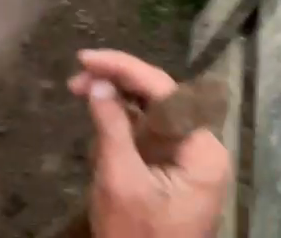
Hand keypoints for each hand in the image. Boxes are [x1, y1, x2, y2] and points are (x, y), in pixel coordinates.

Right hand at [67, 49, 232, 237]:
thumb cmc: (137, 237)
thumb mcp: (120, 179)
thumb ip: (111, 125)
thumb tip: (96, 81)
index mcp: (202, 150)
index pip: (164, 89)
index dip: (124, 67)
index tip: (86, 60)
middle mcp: (200, 147)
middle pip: (158, 94)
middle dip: (117, 79)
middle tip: (78, 74)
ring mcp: (186, 158)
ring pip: (150, 107)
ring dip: (115, 94)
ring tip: (78, 88)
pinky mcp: (169, 167)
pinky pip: (146, 128)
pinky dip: (120, 117)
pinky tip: (96, 113)